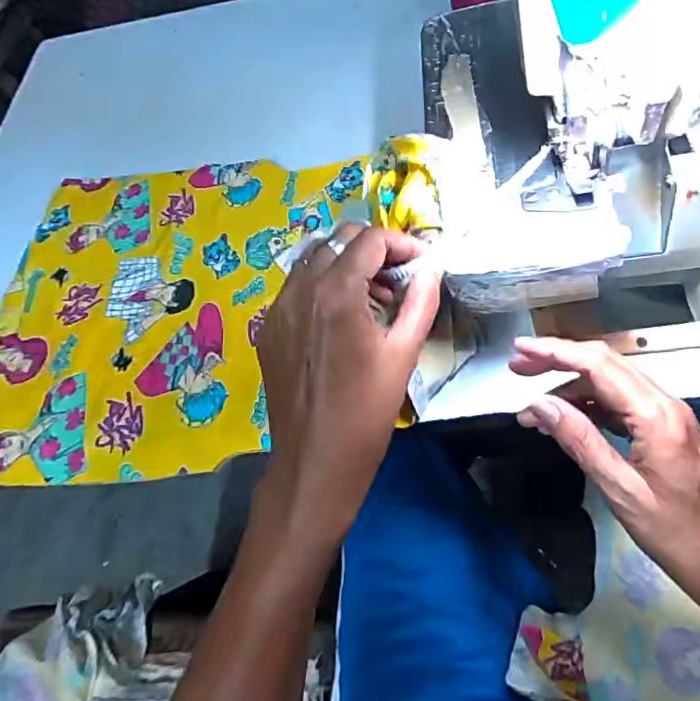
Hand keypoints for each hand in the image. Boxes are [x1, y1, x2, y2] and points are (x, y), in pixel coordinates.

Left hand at [256, 225, 441, 546]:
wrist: (314, 461)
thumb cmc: (366, 412)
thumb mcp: (403, 354)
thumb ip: (420, 301)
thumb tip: (431, 267)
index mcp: (337, 294)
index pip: (369, 240)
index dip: (401, 244)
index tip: (421, 263)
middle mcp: (300, 290)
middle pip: (338, 240)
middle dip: (373, 250)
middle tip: (399, 278)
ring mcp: (278, 308)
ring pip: (314, 260)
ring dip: (347, 265)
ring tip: (375, 299)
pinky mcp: (268, 328)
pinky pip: (296, 287)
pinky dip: (323, 286)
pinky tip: (342, 319)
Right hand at [510, 337, 699, 627]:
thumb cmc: (680, 537)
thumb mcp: (622, 492)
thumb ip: (580, 441)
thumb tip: (540, 405)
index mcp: (657, 416)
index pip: (598, 365)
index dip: (554, 352)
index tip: (520, 350)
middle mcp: (666, 404)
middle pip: (605, 363)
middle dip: (558, 360)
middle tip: (518, 369)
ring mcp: (669, 414)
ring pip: (612, 381)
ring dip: (571, 385)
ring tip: (533, 406)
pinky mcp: (667, 428)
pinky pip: (622, 402)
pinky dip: (590, 403)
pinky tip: (566, 418)